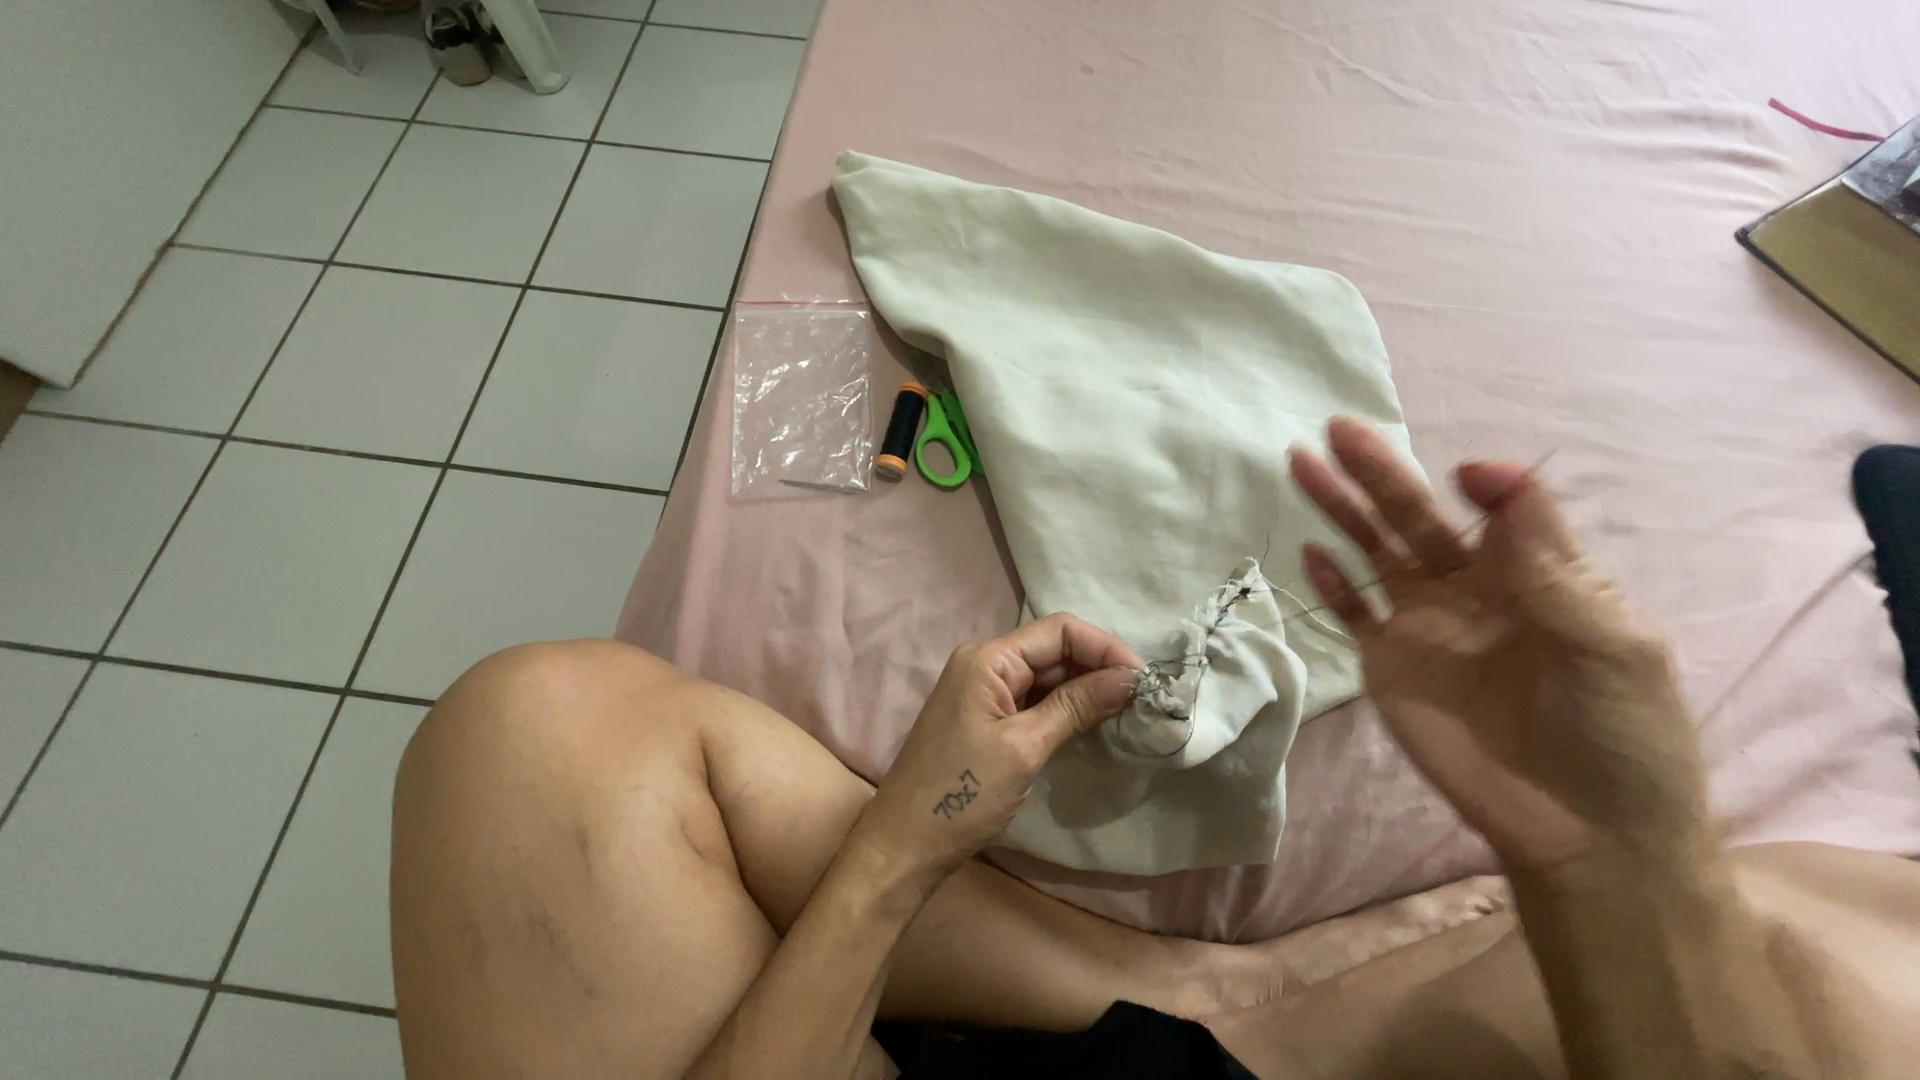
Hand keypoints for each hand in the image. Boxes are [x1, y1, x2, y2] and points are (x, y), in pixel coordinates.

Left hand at [850, 614, 1143, 880]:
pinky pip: (1033, 699)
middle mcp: (984, 664)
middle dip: (1099, 667)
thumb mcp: (1024, 747)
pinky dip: (1064, 707)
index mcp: (988, 659)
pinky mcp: (986, 718)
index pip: (1059, 630)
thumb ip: (1075, 705)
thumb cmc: (962, 794)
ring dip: (1086, 688)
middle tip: (1145, 698)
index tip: (1145, 679)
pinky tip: (1094, 721)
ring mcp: (983, 692)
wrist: (906, 845)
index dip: (1105, 648)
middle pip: (1054, 649)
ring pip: (1046, 675)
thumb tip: (1129, 677)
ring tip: (1129, 709)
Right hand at [1288, 418, 1708, 870]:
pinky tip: (1311, 552)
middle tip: (1339, 430)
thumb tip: (1487, 471)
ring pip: (1373, 552)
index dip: (1479, 485)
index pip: (1497, 508)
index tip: (1463, 477)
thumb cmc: (1619, 734)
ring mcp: (1423, 623)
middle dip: (1379, 474)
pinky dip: (1331, 584)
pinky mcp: (1387, 662)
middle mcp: (1471, 588)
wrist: (1581, 832)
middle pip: (1415, 518)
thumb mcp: (1610, 643)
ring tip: (1303, 466)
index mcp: (1535, 575)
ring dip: (1340, 511)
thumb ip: (1546, 561)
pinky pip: (1353, 613)